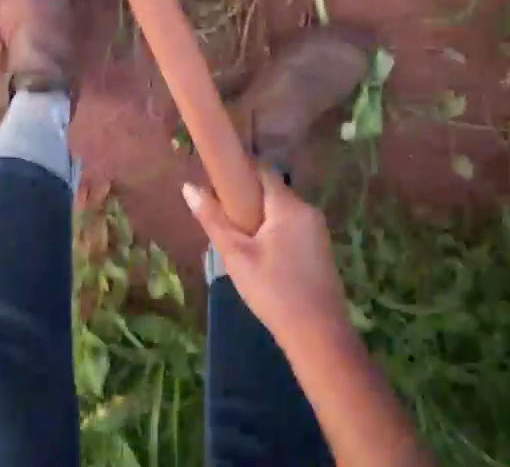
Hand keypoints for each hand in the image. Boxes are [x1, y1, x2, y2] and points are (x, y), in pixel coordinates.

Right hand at [183, 168, 351, 340]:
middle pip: (270, 190)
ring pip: (280, 211)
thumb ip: (212, 219)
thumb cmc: (274, 291)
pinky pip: (291, 228)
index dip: (236, 171)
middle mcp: (308, 211)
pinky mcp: (320, 251)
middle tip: (221, 220)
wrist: (320, 339)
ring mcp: (318, 232)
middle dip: (244, 199)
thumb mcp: (236, 255)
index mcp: (289, 206)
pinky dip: (272, 233)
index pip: (260, 170)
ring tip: (237, 242)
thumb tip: (188, 187)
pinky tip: (259, 257)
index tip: (214, 183)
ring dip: (258, 218)